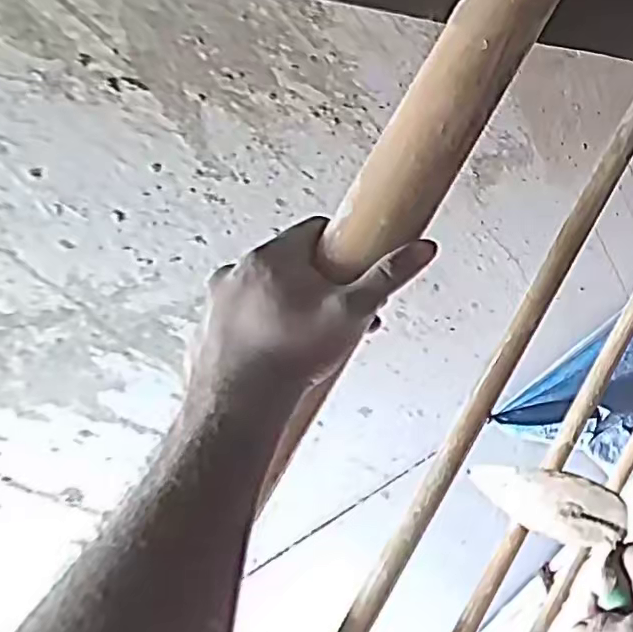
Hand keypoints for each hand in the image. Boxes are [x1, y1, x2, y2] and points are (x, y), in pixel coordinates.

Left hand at [189, 216, 436, 394]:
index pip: (315, 228)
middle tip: (345, 306)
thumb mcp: (357, 309)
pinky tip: (293, 346)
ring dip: (300, 302)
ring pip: (274, 287)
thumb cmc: (291, 354)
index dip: (344, 246)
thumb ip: (390, 275)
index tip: (357, 263)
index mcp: (272, 257)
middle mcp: (239, 272)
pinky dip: (273, 323)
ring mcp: (221, 300)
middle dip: (327, 281)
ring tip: (321, 332)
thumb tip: (419, 249)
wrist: (242, 403)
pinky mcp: (213, 327)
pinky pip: (251, 313)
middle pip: (296, 260)